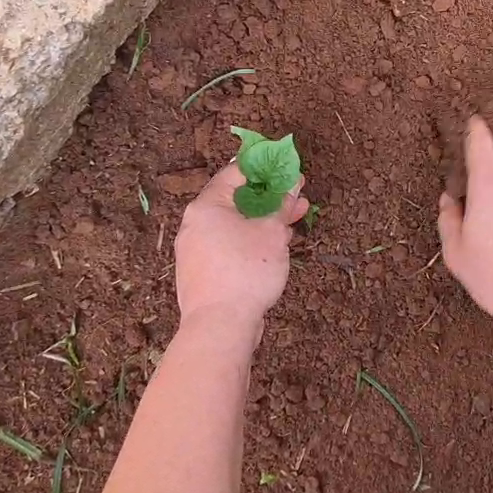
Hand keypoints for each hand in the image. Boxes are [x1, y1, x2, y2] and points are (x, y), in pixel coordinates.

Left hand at [174, 163, 308, 333]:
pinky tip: (277, 244)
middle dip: (269, 197)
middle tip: (296, 194)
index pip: (235, 173)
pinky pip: (230, 245)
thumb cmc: (246, 270)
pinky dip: (252, 240)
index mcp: (206, 206)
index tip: (286, 165)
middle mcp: (195, 225)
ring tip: (294, 219)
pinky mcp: (203, 272)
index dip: (264, 167)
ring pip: (236, 224)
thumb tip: (292, 185)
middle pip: (236, 200)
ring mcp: (197, 250)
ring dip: (264, 220)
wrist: (220, 327)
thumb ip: (282, 204)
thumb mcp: (272, 231)